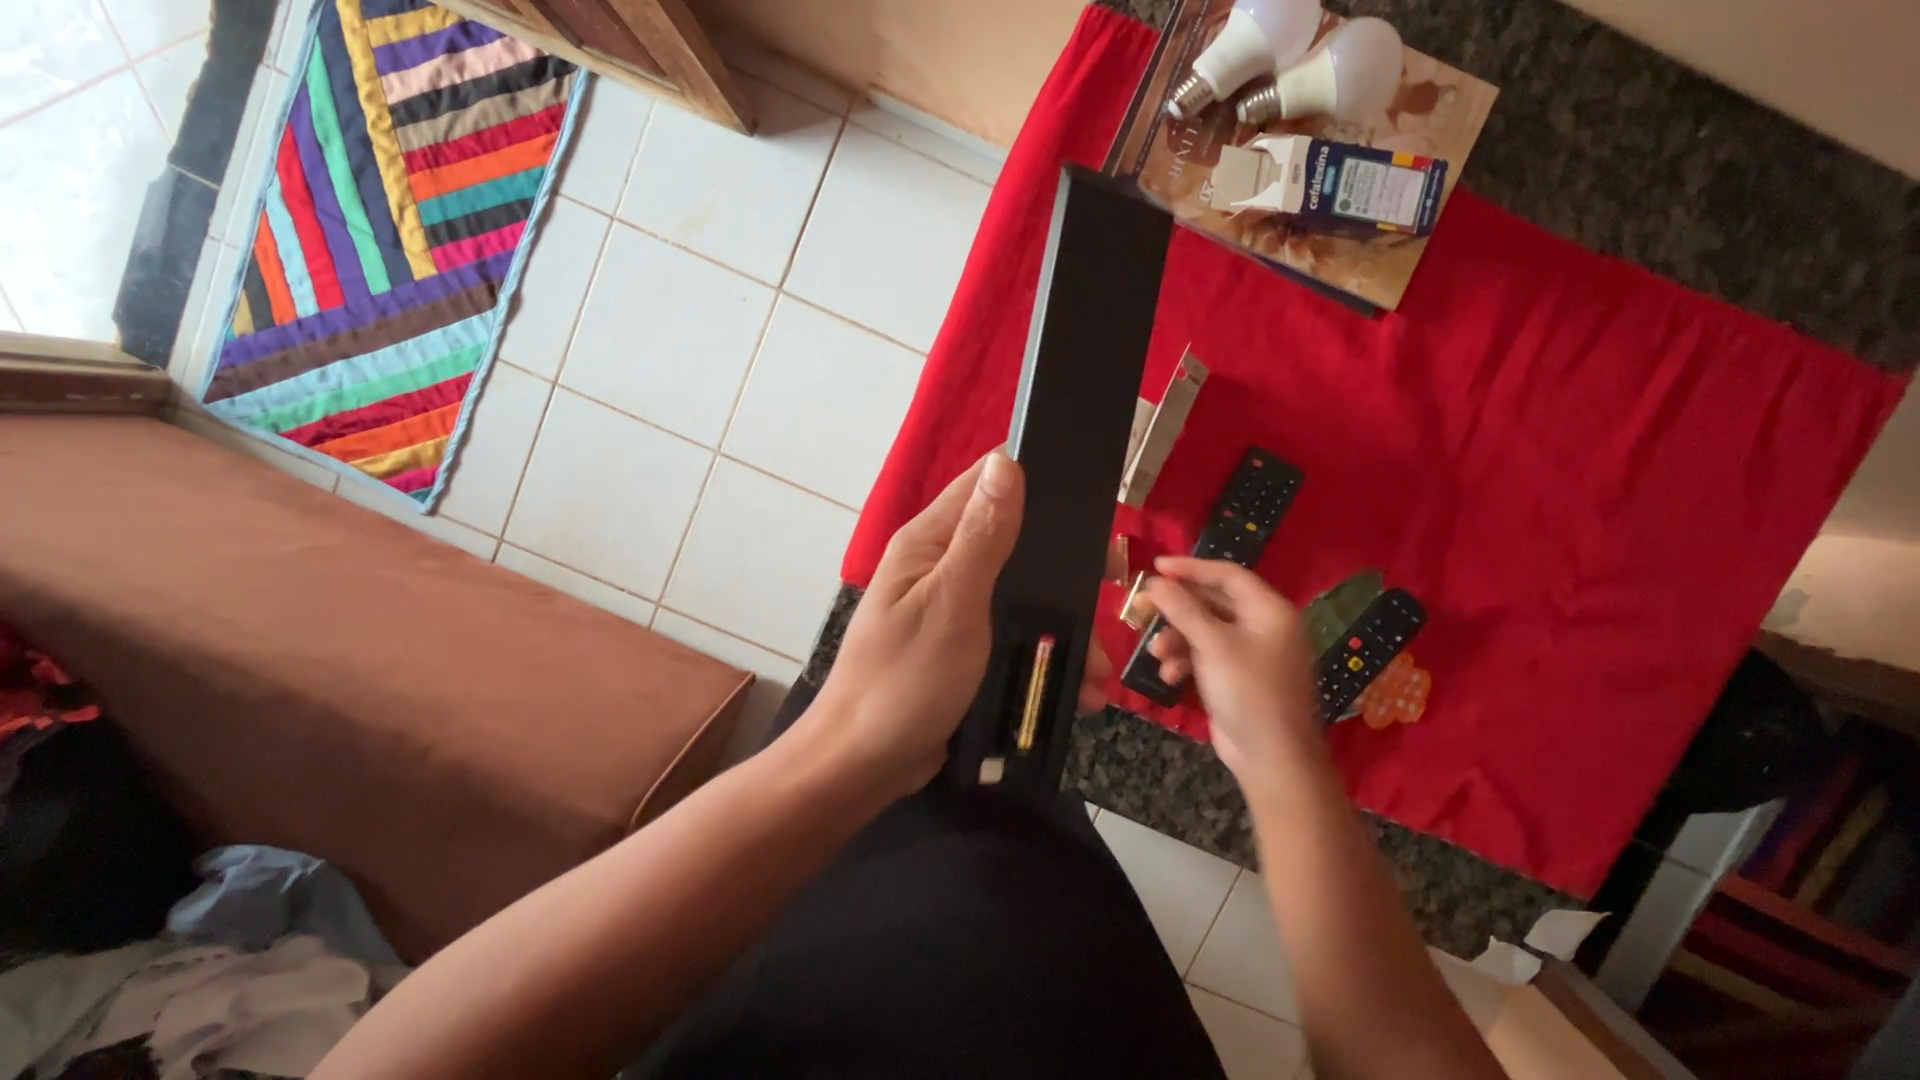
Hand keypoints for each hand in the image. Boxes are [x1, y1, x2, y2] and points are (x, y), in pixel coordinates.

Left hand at [796, 451, 1112, 799]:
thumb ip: (983, 536)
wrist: (866, 764)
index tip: (1097, 505)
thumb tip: (1008, 461)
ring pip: (1027, 598)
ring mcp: (957, 611)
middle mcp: (944, 566)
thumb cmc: (905, 679)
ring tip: (1099, 669)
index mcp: (930, 541)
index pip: (988, 483)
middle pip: (1020, 544)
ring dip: (1066, 627)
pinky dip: (1050, 660)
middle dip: (1067, 569)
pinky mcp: (969, 651)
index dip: (1041, 482)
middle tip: (1110, 590)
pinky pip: (1019, 641)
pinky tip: (1079, 690)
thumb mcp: (951, 604)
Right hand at [1144, 558, 1320, 786]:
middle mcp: (1263, 626)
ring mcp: (1251, 653)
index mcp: (1269, 610)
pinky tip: (1170, 676)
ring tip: (1156, 654)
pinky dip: (1186, 661)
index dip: (1191, 567)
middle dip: (1177, 610)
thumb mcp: (1213, 645)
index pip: (1227, 575)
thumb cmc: (1248, 691)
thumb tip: (1155, 581)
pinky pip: (1206, 656)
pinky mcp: (1237, 677)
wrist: (1272, 757)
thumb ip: (1183, 610)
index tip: (1155, 566)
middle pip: (1212, 603)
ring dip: (1177, 640)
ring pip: (1204, 632)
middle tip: (1143, 609)